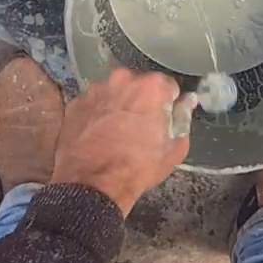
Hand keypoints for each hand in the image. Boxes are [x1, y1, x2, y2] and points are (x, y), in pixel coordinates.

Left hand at [52, 68, 188, 214]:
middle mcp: (123, 79)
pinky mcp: (76, 102)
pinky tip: (99, 134)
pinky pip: (94, 103)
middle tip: (141, 127)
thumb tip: (186, 104)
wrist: (92, 183)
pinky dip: (98, 113)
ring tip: (117, 131)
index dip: (169, 104)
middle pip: (140, 85)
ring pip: (115, 92)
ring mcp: (96, 89)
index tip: (164, 119)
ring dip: (119, 104)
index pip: (169, 86)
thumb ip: (183, 120)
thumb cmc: (138, 166)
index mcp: (152, 86)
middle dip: (142, 101)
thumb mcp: (174, 149)